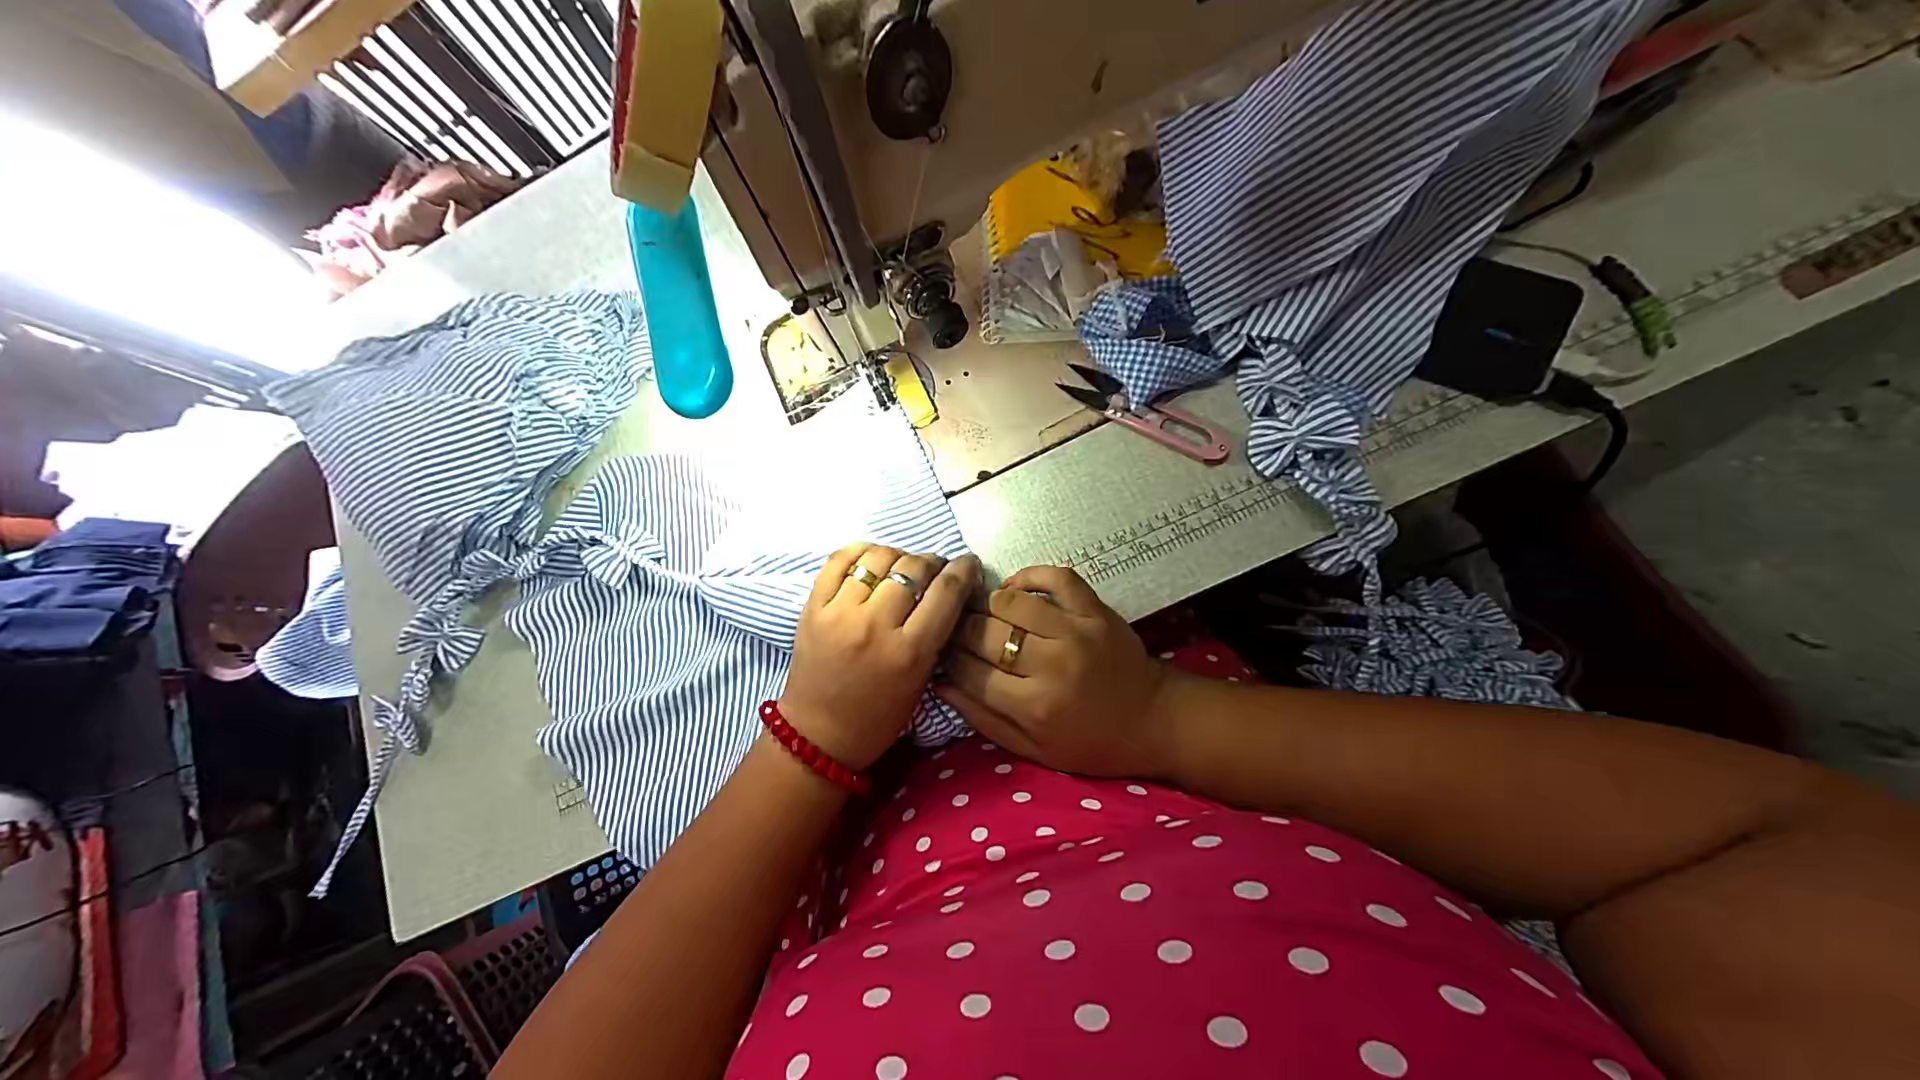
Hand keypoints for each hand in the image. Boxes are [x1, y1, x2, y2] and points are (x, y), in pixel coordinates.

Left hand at [779, 544, 980, 770]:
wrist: (818, 736)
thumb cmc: (878, 718)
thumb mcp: (921, 681)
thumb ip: (936, 636)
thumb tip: (950, 594)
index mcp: (909, 651)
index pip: (946, 591)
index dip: (964, 569)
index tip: (968, 565)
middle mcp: (876, 625)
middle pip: (914, 568)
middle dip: (933, 562)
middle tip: (935, 569)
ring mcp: (840, 613)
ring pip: (879, 558)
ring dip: (898, 556)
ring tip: (901, 566)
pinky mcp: (813, 608)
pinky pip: (838, 561)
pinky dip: (860, 552)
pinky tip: (871, 559)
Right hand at [935, 565, 1174, 778]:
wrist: (1153, 720)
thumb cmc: (1089, 743)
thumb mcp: (1033, 749)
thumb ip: (983, 718)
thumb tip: (939, 684)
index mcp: (1034, 706)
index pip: (969, 672)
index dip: (947, 659)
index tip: (941, 653)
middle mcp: (1052, 665)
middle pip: (984, 634)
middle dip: (961, 630)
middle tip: (956, 631)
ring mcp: (1076, 631)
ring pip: (1011, 602)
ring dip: (988, 604)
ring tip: (984, 612)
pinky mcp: (1095, 610)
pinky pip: (1056, 577)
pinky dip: (1030, 575)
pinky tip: (1015, 588)